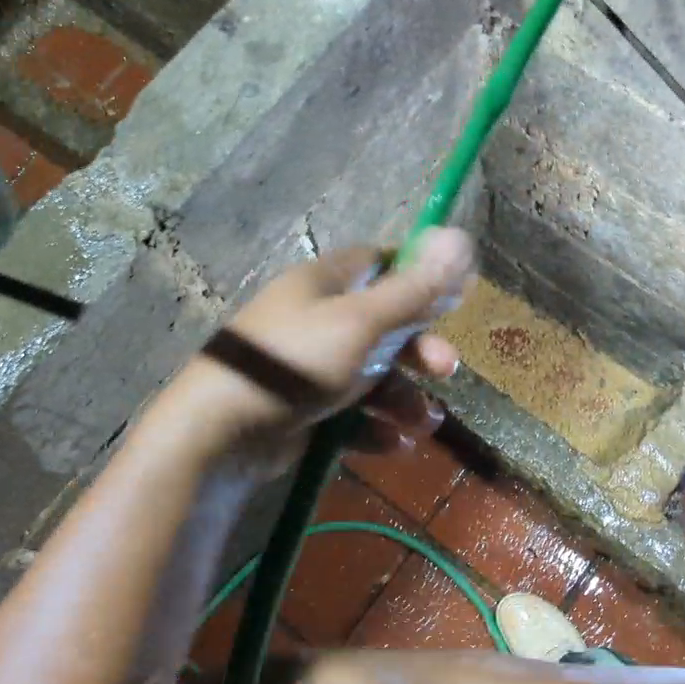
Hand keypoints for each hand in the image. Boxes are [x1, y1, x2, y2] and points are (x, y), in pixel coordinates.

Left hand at [159, 228, 475, 461]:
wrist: (222, 430)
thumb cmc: (295, 362)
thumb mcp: (361, 322)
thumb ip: (413, 289)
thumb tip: (461, 238)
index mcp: (324, 284)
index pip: (379, 265)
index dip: (418, 279)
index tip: (455, 299)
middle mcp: (316, 320)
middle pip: (382, 326)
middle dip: (418, 350)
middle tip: (447, 370)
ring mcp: (308, 369)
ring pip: (371, 377)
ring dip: (403, 398)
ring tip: (423, 424)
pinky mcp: (303, 413)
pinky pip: (350, 415)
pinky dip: (374, 428)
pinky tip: (394, 445)